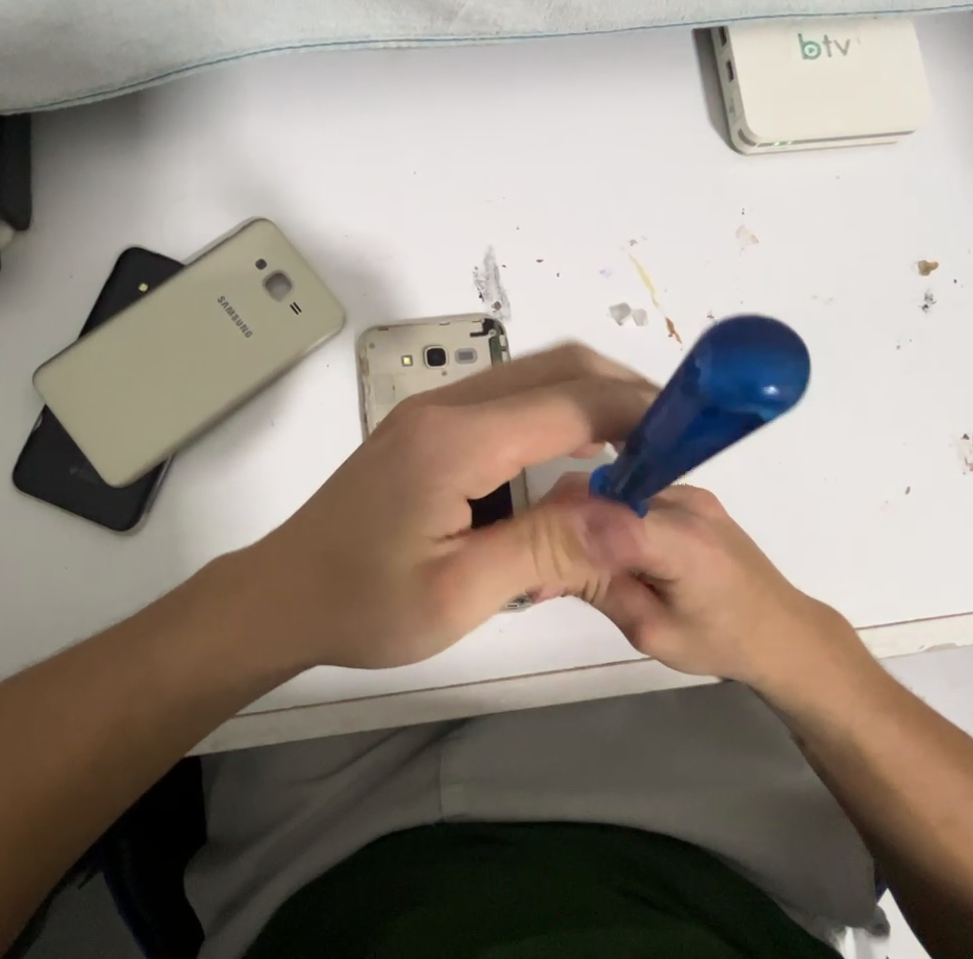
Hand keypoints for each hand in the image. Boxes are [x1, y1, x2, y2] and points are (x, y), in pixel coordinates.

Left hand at [241, 344, 657, 669]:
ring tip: (631, 456)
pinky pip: (502, 401)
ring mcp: (428, 413)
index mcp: (456, 441)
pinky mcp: (421, 429)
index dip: (642, 413)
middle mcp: (444, 407)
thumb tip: (634, 518)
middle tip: (668, 448)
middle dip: (623, 394)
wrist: (283, 595)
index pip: (573, 400)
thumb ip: (548, 547)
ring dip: (587, 401)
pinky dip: (551, 416)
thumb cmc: (364, 605)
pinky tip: (567, 465)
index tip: (690, 444)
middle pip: (556, 368)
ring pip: (529, 377)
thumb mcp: (460, 591)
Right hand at [545, 478, 858, 688]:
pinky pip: (631, 496)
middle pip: (602, 493)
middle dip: (562, 523)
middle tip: (540, 565)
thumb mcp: (651, 633)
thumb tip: (541, 567)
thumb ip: (600, 590)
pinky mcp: (688, 497)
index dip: (558, 528)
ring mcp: (689, 493)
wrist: (784, 633)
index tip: (529, 555)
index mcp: (683, 539)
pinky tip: (598, 552)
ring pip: (612, 491)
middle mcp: (685, 501)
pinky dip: (606, 519)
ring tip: (565, 564)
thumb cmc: (721, 642)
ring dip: (581, 521)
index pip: (604, 514)